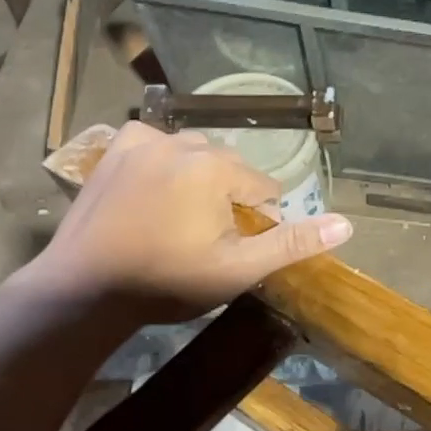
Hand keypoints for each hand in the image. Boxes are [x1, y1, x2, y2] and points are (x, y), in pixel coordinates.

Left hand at [30, 121, 351, 318]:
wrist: (83, 289)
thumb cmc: (168, 282)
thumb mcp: (239, 269)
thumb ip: (293, 243)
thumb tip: (347, 224)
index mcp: (215, 167)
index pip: (266, 191)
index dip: (261, 225)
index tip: (234, 253)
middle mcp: (182, 141)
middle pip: (232, 169)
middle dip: (230, 200)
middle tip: (207, 241)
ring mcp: (142, 141)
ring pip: (196, 155)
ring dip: (199, 180)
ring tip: (181, 221)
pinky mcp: (113, 150)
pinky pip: (157, 146)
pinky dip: (164, 163)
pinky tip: (154, 193)